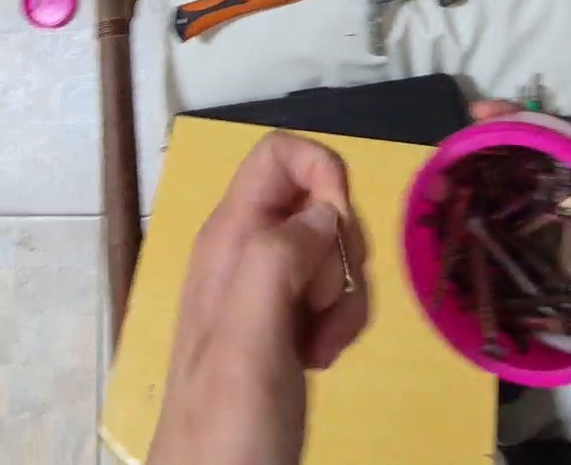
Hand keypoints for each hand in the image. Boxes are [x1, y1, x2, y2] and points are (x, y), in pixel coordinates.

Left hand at [148, 132, 370, 464]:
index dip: (321, 171)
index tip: (338, 227)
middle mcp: (248, 247)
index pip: (279, 152)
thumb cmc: (227, 419)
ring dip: (343, 294)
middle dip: (340, 248)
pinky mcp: (286, 318)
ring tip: (319, 343)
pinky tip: (320, 355)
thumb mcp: (249, 332)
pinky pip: (333, 289)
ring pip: (332, 247)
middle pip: (316, 200)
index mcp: (231, 234)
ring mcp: (267, 284)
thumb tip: (326, 214)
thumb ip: (280, 255)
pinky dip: (340, 318)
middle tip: (322, 302)